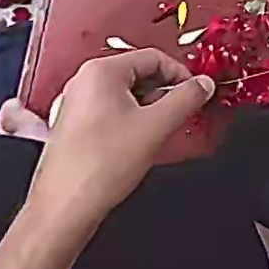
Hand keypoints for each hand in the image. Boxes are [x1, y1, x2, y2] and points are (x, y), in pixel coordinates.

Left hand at [23, 49, 213, 243]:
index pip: (154, 58)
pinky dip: (133, 120)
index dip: (181, 75)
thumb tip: (204, 84)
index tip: (196, 93)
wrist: (64, 210)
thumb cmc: (103, 164)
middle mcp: (85, 82)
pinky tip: (140, 142)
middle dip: (166, 93)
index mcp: (102, 72)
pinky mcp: (75, 126)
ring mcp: (77, 104)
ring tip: (162, 130)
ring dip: (151, 108)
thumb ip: (187, 98)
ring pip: (128, 95)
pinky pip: (113, 111)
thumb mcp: (158, 125)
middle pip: (140, 74)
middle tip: (183, 112)